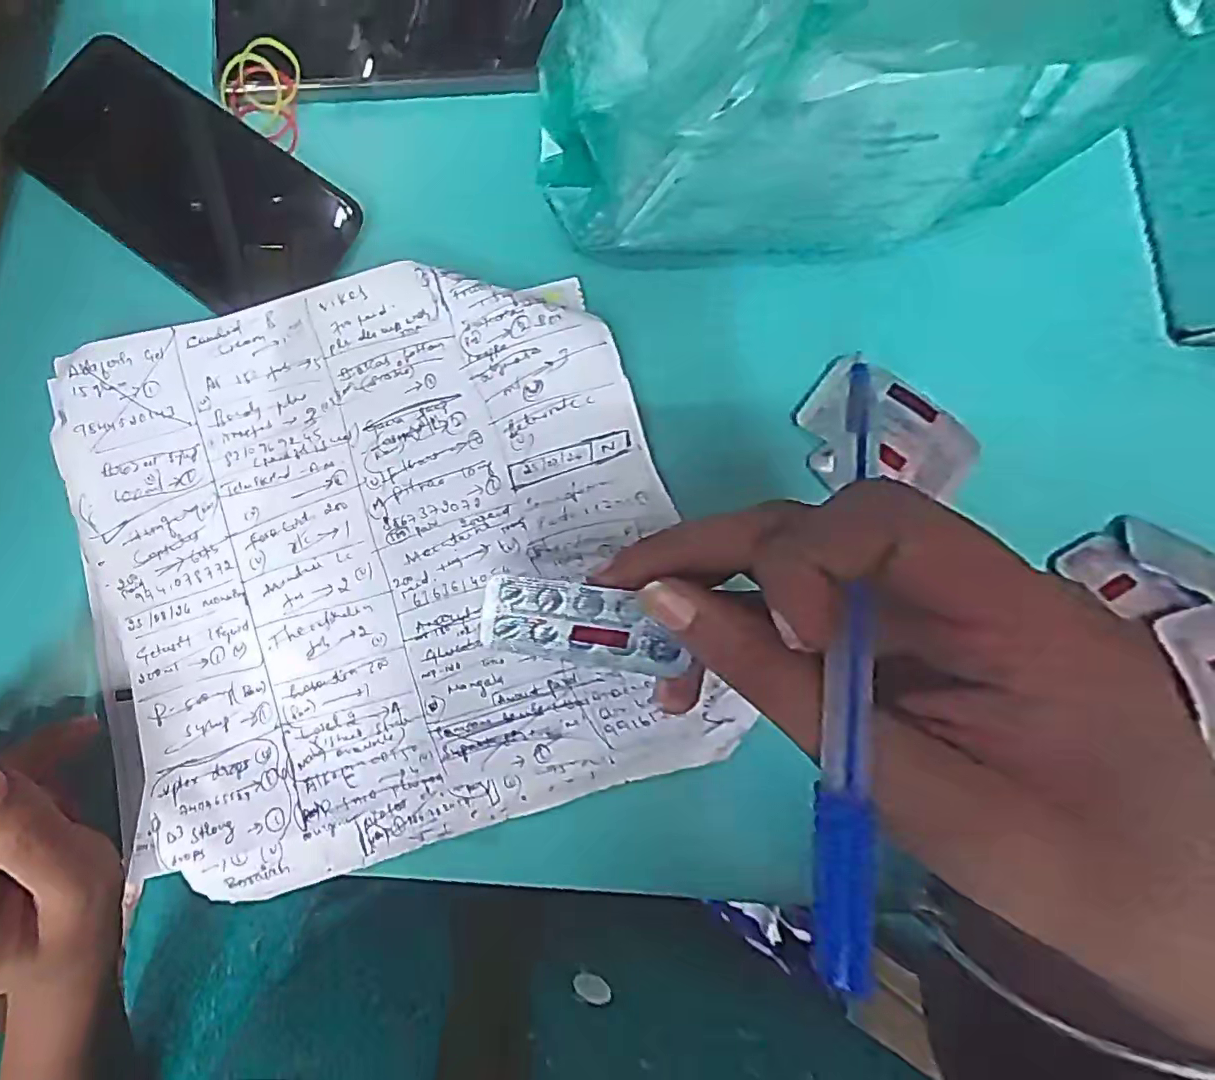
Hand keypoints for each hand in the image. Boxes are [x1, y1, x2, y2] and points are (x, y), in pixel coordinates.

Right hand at [593, 480, 1214, 1044]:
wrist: (1165, 923)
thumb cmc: (1067, 872)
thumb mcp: (912, 788)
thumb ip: (780, 684)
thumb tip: (663, 600)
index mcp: (1015, 617)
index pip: (883, 524)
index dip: (801, 561)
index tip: (784, 638)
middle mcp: (964, 591)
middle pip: (812, 526)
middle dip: (706, 550)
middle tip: (619, 582)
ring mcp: (923, 614)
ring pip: (786, 561)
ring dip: (705, 593)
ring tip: (655, 655)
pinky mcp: (890, 641)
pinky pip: (789, 612)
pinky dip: (730, 634)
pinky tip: (695, 679)